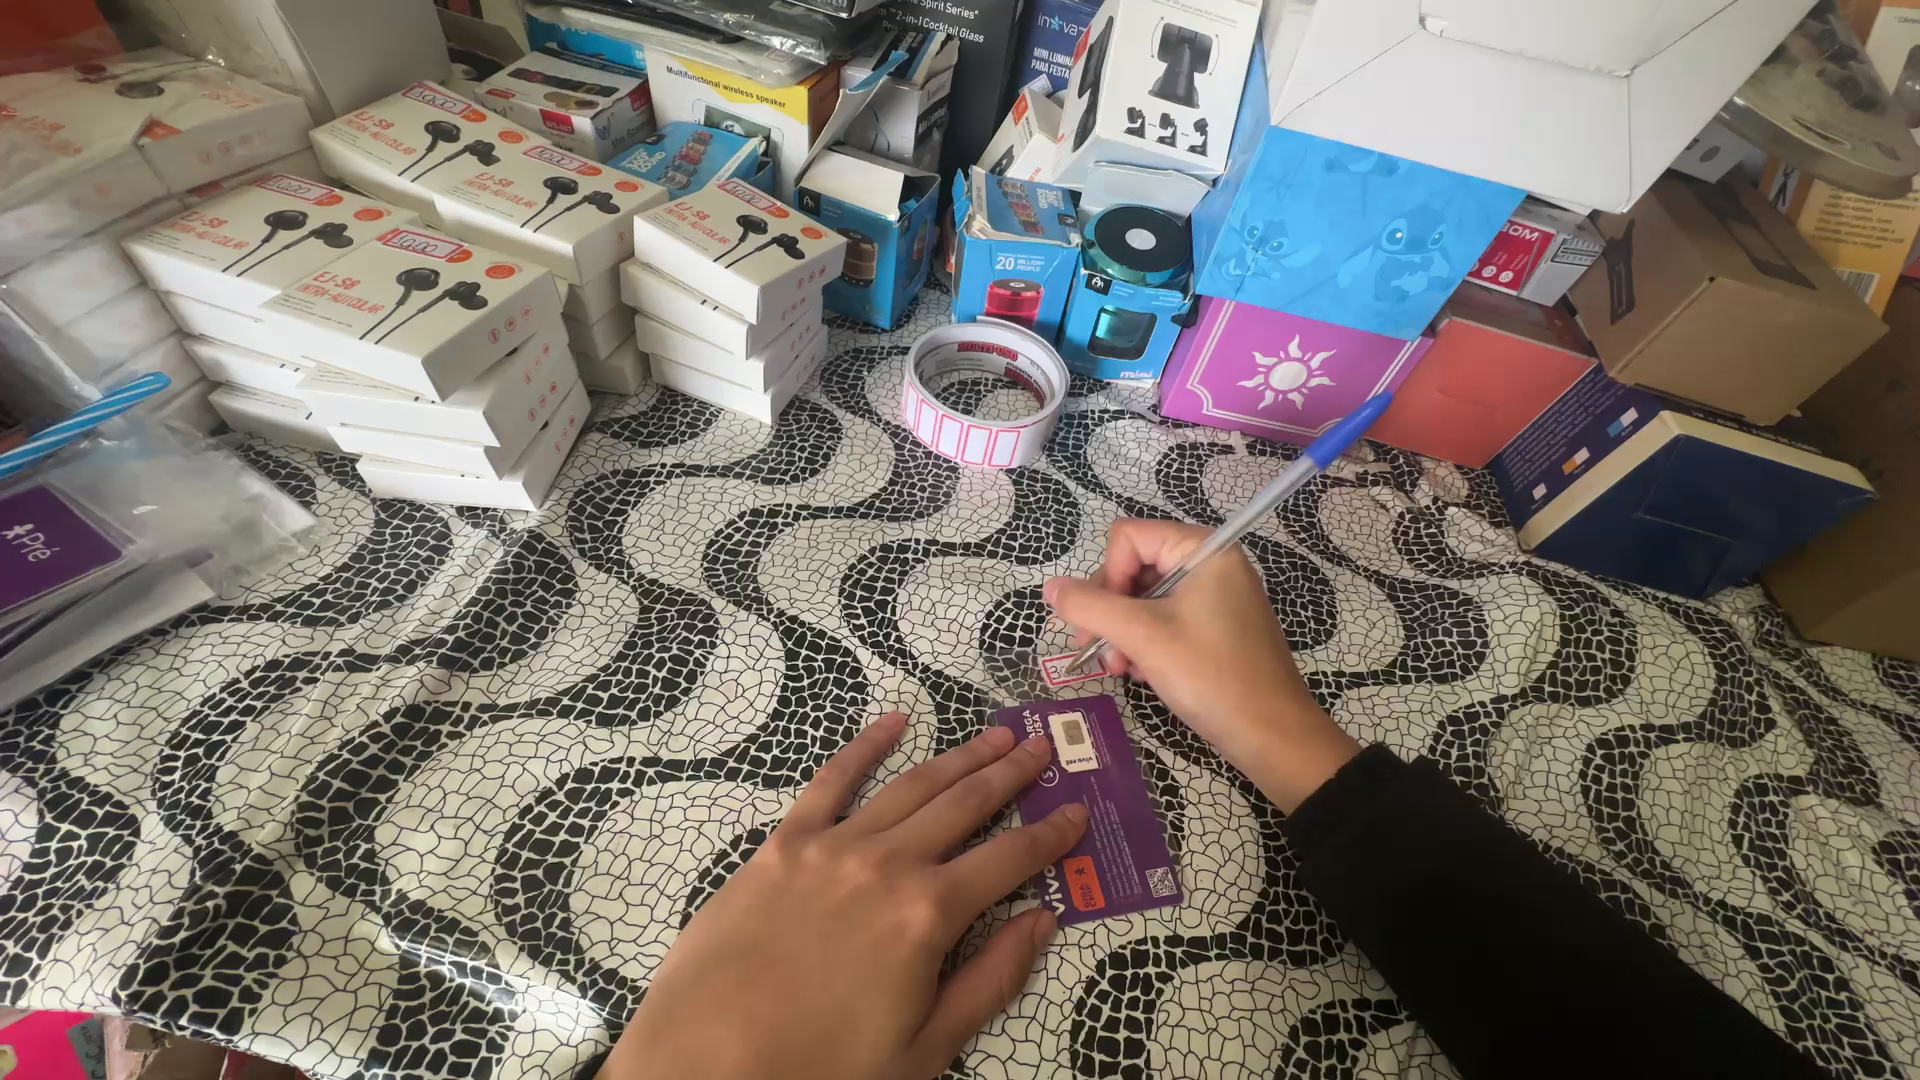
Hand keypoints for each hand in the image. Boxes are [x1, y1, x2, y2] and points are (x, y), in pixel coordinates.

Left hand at [603, 713, 1088, 1079]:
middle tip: (1041, 747)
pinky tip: (893, 723)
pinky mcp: (787, 841)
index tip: (1078, 810)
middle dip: (1011, 774)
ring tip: (995, 734)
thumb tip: (1044, 919)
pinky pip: (832, 781)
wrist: (702, 1068)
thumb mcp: (923, 1050)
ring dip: (959, 757)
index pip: (1010, 860)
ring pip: (913, 785)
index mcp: (929, 914)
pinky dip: (865, 747)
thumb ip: (991, 979)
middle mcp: (890, 862)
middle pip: (966, 804)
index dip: (1051, 834)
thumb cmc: (821, 1069)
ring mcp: (836, 843)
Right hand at [1045, 519, 1359, 811]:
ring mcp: (1214, 596)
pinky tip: (1137, 672)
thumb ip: (1089, 606)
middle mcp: (1211, 564)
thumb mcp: (1142, 637)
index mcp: (1204, 550)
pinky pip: (1163, 619)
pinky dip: (1143, 642)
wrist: (1273, 738)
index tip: (1106, 620)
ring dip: (1121, 631)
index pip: (1128, 538)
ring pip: (1143, 597)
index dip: (1107, 576)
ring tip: (1118, 668)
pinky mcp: (1214, 626)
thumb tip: (1051, 588)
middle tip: (1097, 650)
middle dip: (1110, 609)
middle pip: (1133, 566)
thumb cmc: (1211, 676)